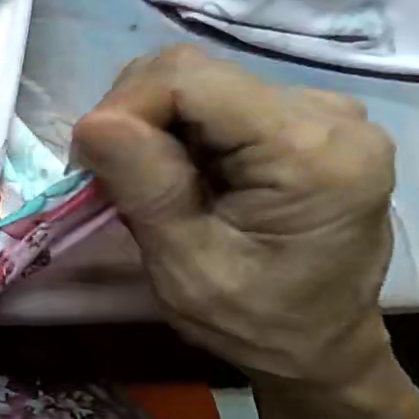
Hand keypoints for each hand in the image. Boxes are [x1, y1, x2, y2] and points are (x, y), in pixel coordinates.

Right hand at [72, 46, 396, 386]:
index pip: (189, 80)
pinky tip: (172, 173)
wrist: (318, 346)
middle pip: (190, 72)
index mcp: (312, 150)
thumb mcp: (186, 264)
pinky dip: (171, 130)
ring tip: (140, 181)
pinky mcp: (299, 119)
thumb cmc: (254, 320)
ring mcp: (318, 110)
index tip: (91, 165)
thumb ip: (145, 187)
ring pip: (194, 80)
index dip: (124, 108)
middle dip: (130, 116)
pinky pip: (211, 99)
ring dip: (146, 124)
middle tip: (108, 178)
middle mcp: (327, 112)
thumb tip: (92, 122)